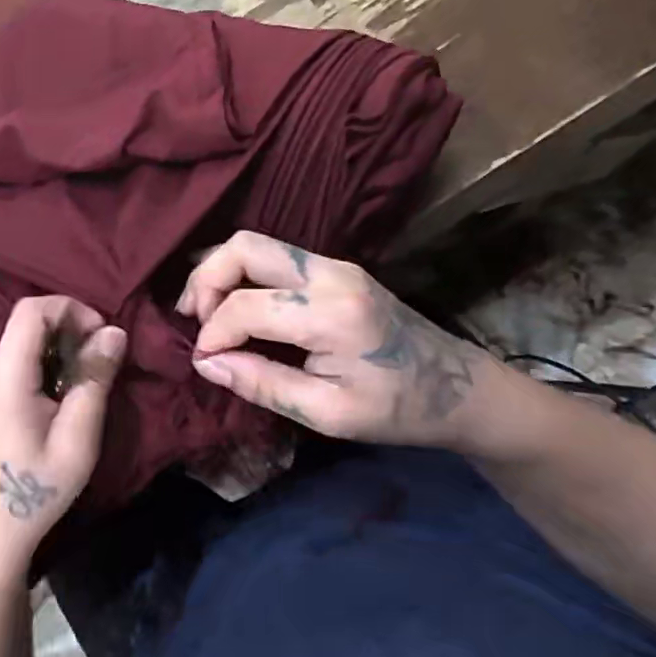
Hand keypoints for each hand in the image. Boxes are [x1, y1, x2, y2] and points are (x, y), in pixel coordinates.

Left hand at [0, 297, 125, 576]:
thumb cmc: (36, 489)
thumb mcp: (77, 438)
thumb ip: (94, 379)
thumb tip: (115, 332)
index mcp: (3, 374)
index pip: (32, 310)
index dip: (70, 309)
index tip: (101, 336)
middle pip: (26, 322)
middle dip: (68, 328)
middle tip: (99, 360)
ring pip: (20, 338)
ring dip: (56, 346)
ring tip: (82, 380)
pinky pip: (12, 358)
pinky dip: (40, 361)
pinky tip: (57, 394)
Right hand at [177, 231, 494, 449]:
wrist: (462, 388)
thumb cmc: (398, 410)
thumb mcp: (326, 413)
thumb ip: (261, 383)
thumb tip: (205, 362)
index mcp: (332, 314)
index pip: (245, 306)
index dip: (212, 333)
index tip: (203, 361)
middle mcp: (330, 274)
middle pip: (243, 247)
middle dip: (205, 279)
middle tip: (193, 318)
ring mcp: (333, 264)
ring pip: (253, 243)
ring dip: (219, 272)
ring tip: (205, 311)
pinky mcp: (333, 267)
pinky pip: (270, 255)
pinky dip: (240, 274)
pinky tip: (234, 305)